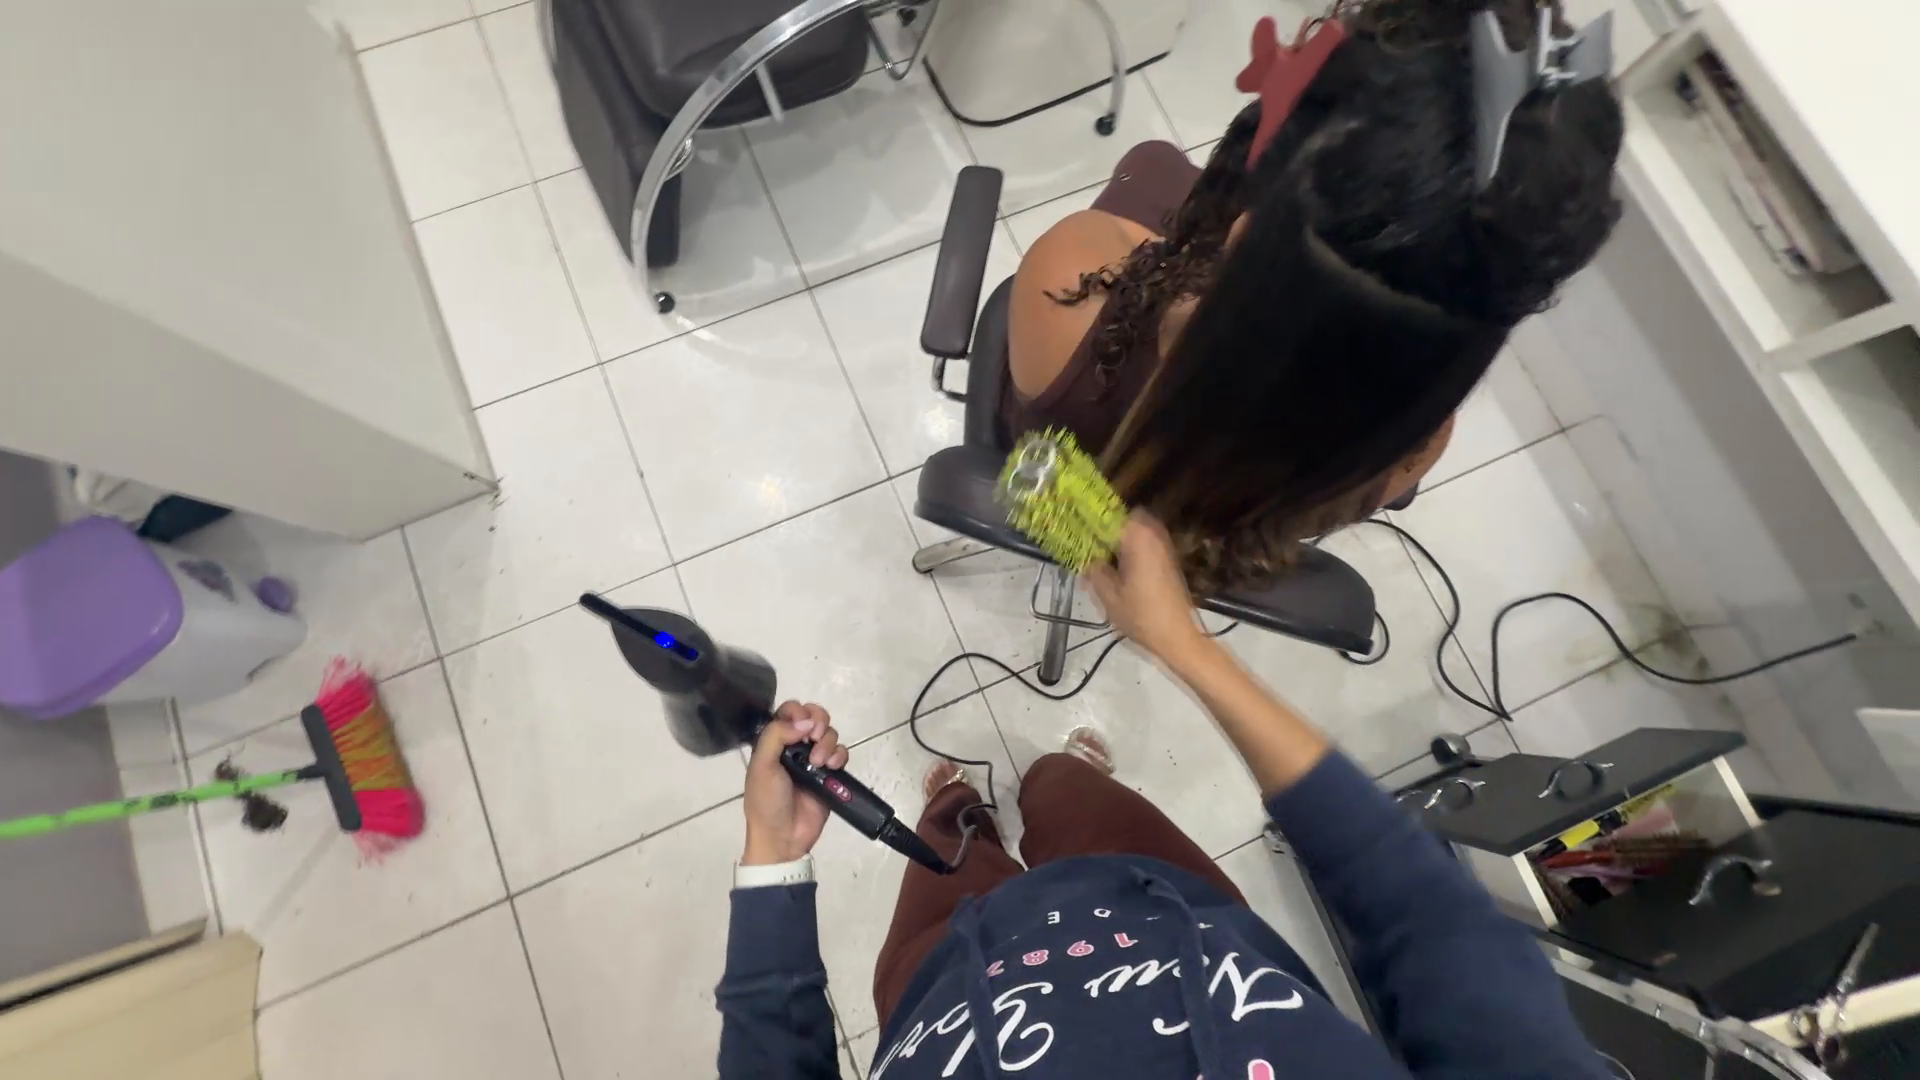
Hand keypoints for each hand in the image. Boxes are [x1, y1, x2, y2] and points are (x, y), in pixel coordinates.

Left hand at [742, 702, 848, 865]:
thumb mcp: (762, 766)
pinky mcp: (830, 773)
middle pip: (814, 716)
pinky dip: (839, 755)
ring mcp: (814, 759)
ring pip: (830, 733)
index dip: (799, 711)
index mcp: (775, 741)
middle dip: (819, 721)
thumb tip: (805, 721)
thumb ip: (777, 736)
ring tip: (819, 762)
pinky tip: (831, 767)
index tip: (802, 724)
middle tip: (814, 737)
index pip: (790, 711)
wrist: (782, 837)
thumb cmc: (767, 800)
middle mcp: (795, 746)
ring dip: (828, 741)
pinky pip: (841, 753)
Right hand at [1083, 512, 1207, 663]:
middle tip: (1091, 540)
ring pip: (1139, 528)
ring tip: (1103, 553)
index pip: (1110, 515)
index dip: (1091, 518)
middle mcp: (1154, 536)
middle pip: (1128, 516)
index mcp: (1137, 540)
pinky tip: (1120, 565)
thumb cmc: (1141, 615)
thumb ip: (1094, 569)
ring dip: (1122, 535)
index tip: (1075, 524)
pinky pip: (1147, 540)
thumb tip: (1084, 555)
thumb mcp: (1108, 595)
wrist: (1176, 635)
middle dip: (1109, 524)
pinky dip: (1133, 545)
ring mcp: (1164, 546)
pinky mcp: (1169, 559)